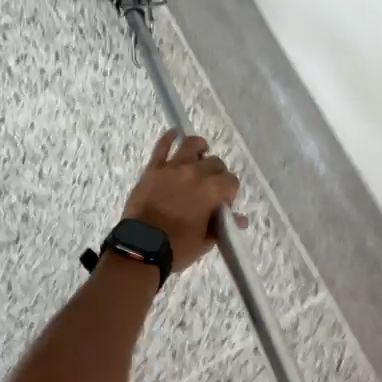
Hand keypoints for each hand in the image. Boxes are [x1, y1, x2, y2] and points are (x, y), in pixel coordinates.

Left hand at [122, 130, 239, 273]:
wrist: (141, 248)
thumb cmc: (177, 247)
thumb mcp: (206, 241)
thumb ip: (224, 226)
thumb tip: (240, 219)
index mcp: (211, 190)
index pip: (231, 181)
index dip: (230, 192)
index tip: (223, 204)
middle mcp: (195, 173)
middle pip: (215, 163)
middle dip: (217, 174)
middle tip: (210, 188)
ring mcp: (173, 168)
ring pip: (192, 145)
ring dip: (200, 148)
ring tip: (201, 154)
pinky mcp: (153, 168)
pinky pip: (162, 146)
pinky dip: (170, 137)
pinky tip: (175, 133)